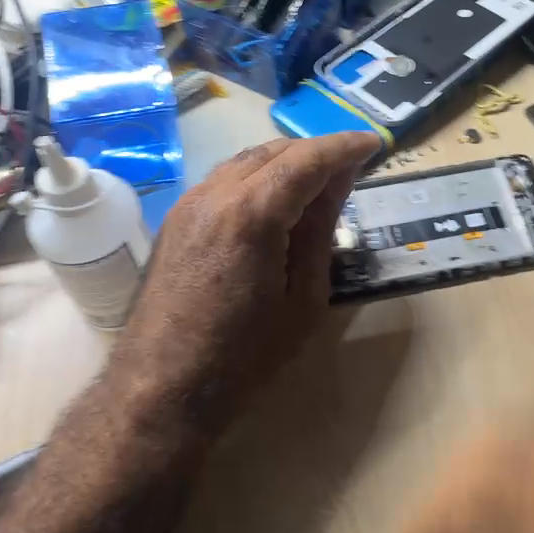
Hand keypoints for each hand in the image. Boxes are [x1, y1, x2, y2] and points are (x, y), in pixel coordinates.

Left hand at [112, 132, 380, 427]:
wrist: (160, 388)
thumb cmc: (243, 356)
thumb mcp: (303, 299)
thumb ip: (320, 231)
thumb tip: (338, 182)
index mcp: (253, 214)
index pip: (308, 159)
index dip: (345, 146)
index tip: (374, 144)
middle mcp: (216, 194)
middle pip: (276, 150)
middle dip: (317, 151)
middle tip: (351, 170)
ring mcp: (189, 204)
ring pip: (247, 160)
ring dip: (286, 162)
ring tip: (316, 185)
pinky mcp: (176, 219)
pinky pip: (225, 180)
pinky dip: (258, 178)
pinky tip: (273, 205)